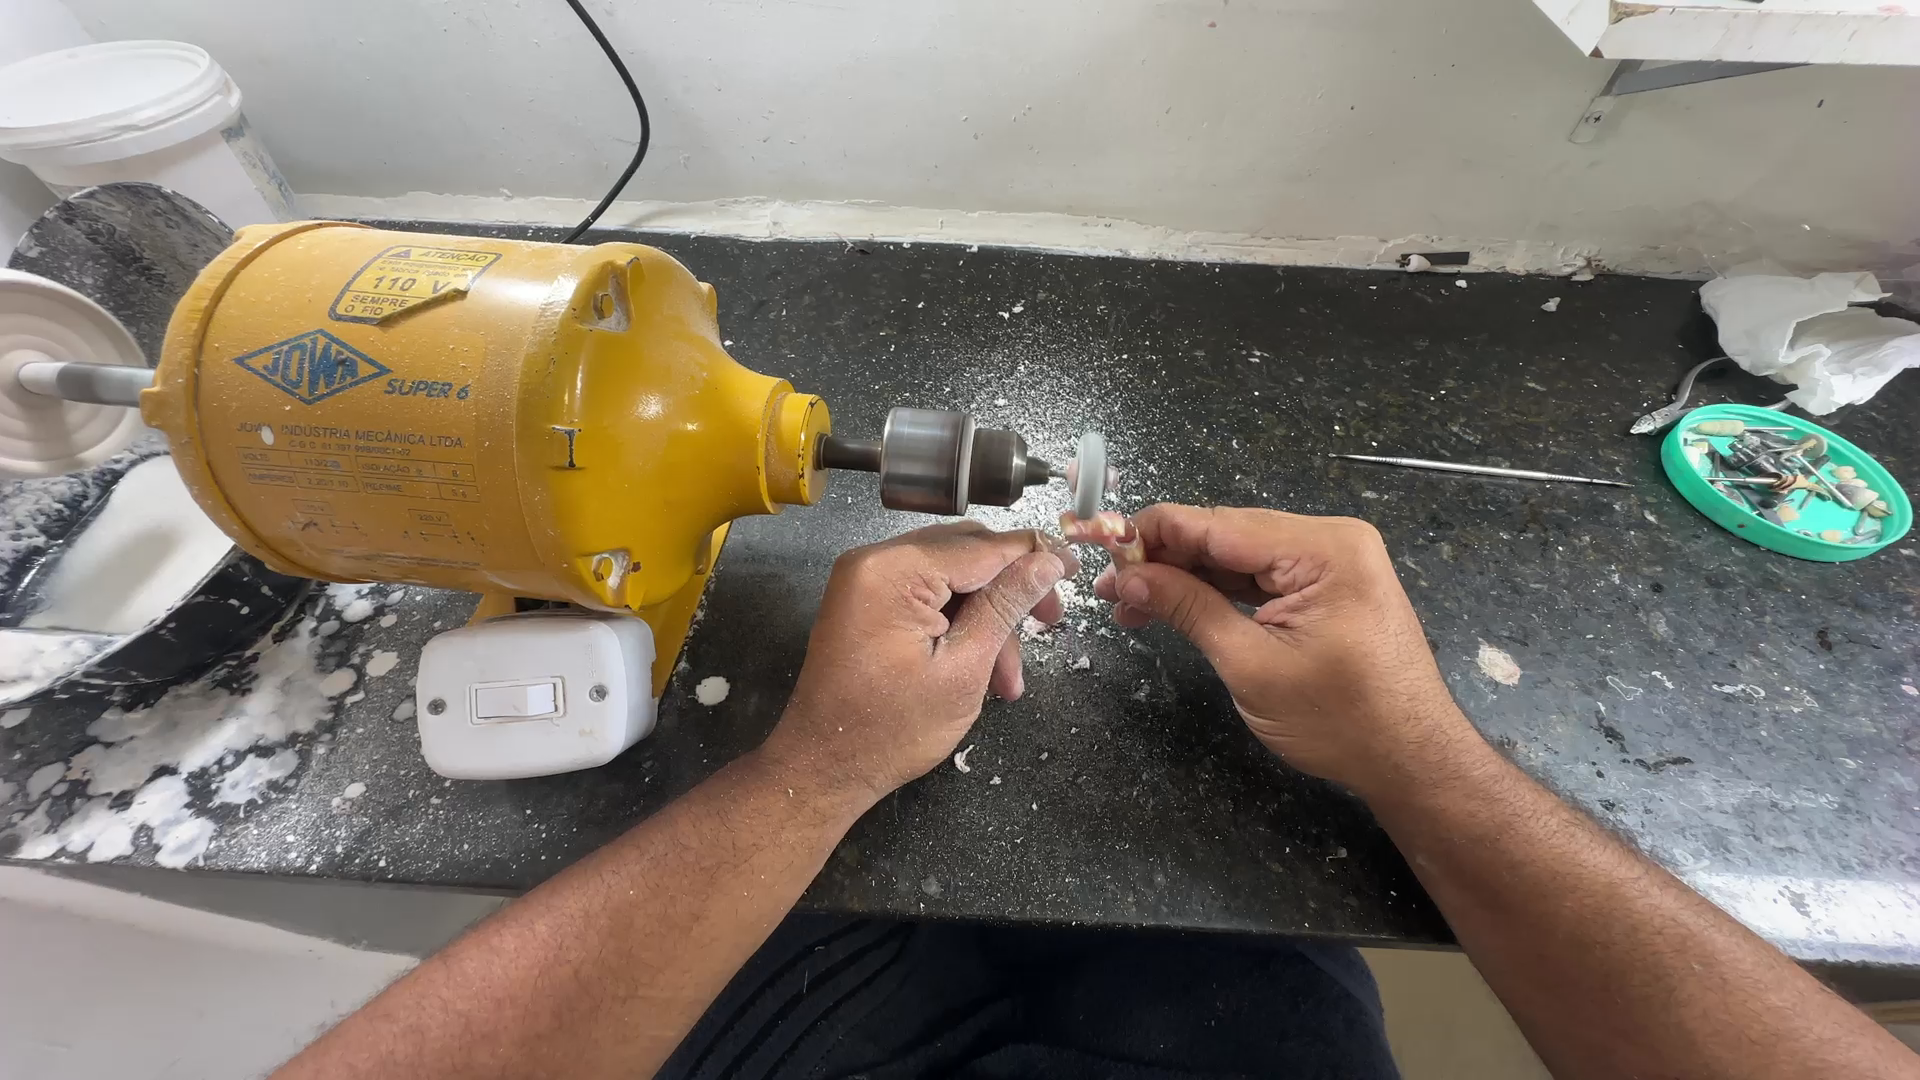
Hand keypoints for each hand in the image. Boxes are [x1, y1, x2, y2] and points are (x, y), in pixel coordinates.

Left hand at [761, 522, 1074, 804]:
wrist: (821, 769)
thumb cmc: (892, 730)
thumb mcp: (964, 668)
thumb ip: (1007, 605)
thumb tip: (1048, 561)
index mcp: (894, 570)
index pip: (981, 545)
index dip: (1034, 555)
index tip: (1074, 564)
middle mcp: (875, 561)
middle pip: (967, 555)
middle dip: (1011, 594)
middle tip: (1050, 625)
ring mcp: (866, 579)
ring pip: (952, 580)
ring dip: (987, 620)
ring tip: (1008, 680)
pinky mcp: (866, 600)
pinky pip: (927, 596)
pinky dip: (957, 625)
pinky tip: (982, 670)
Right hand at [1088, 504, 1473, 795]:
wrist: (1413, 762)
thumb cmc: (1338, 721)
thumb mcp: (1250, 663)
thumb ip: (1187, 608)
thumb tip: (1126, 577)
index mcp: (1321, 549)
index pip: (1216, 523)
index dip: (1151, 532)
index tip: (1100, 548)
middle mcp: (1326, 540)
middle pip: (1222, 534)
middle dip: (1162, 559)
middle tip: (1108, 587)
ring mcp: (1327, 561)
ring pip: (1232, 554)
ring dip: (1181, 577)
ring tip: (1128, 602)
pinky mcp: (1321, 585)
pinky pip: (1254, 575)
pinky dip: (1211, 590)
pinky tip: (1170, 603)